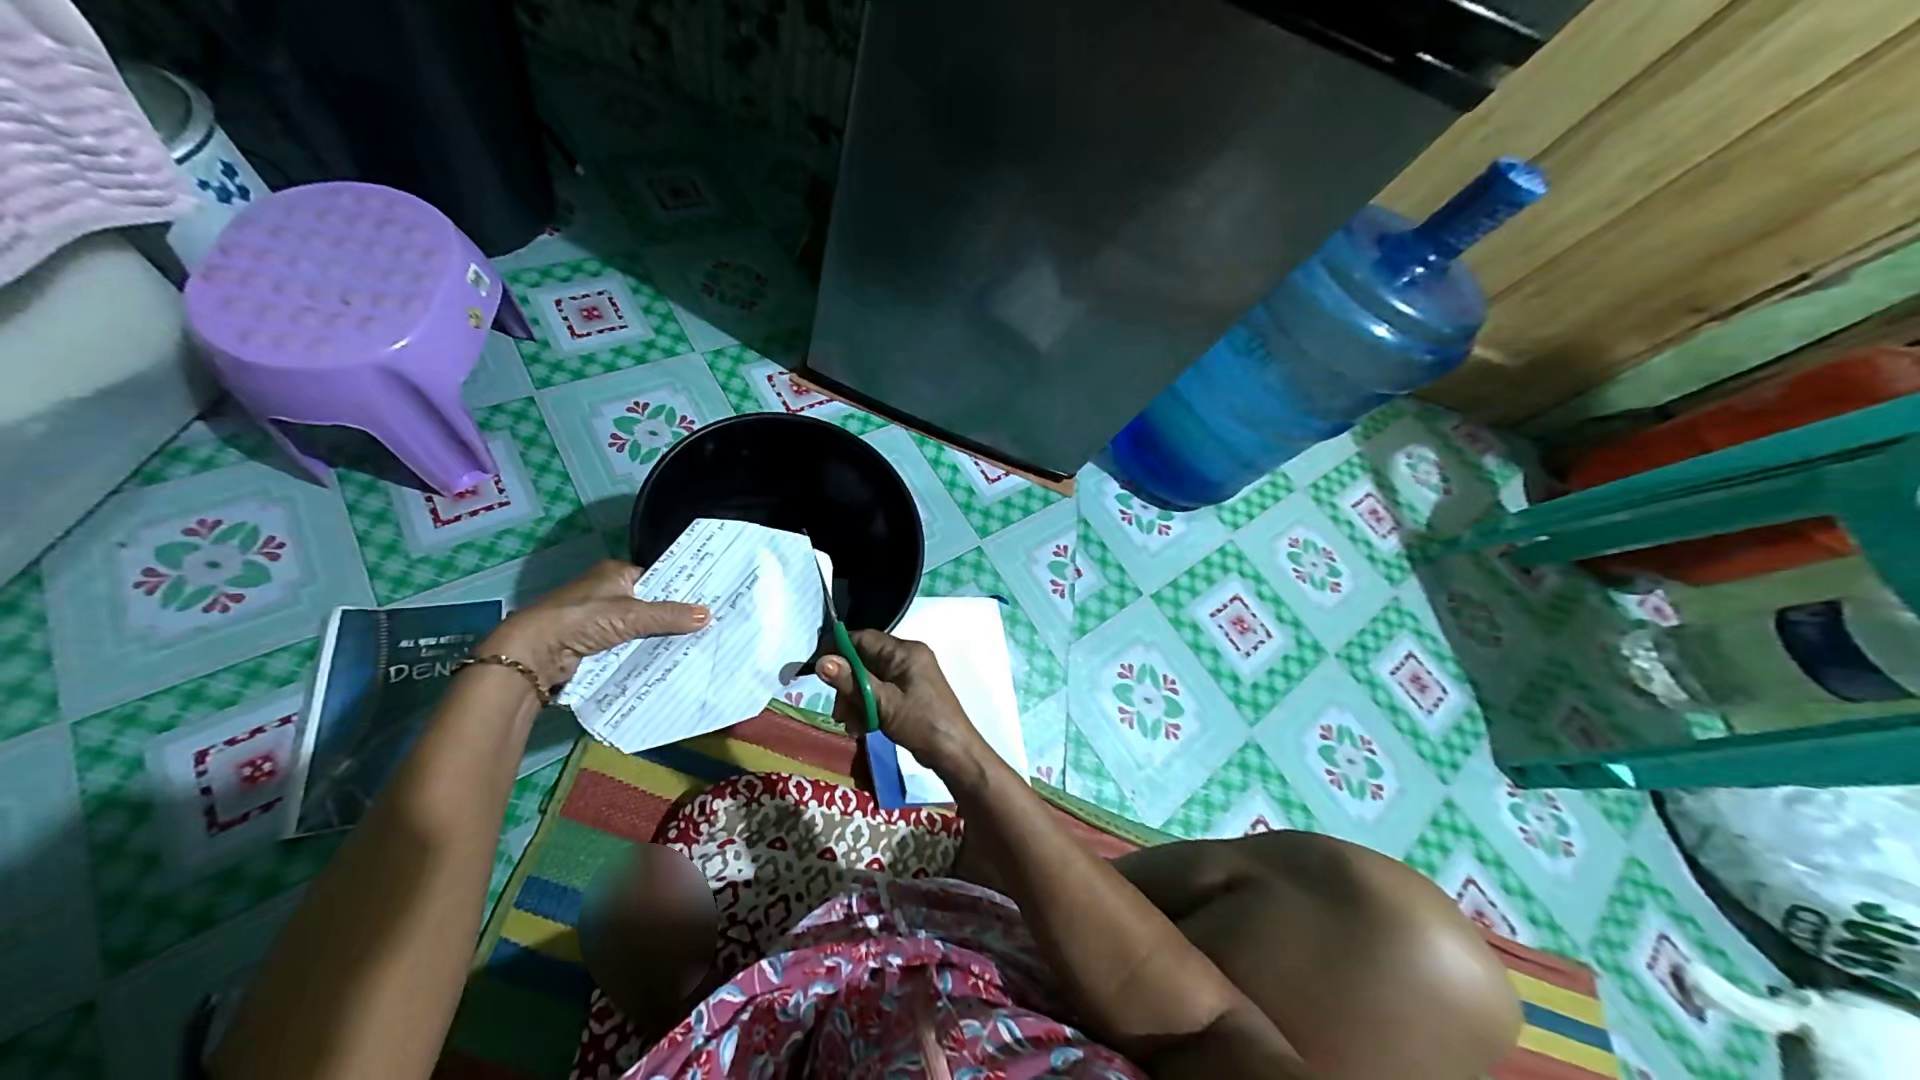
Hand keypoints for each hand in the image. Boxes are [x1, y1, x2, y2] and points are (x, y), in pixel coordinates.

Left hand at [478, 560, 708, 690]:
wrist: (534, 652)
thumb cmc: (581, 619)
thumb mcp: (631, 614)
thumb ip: (668, 615)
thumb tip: (707, 615)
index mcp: (615, 573)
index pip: (657, 578)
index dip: (679, 589)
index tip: (706, 601)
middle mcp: (607, 592)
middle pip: (649, 604)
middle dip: (672, 617)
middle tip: (707, 625)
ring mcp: (599, 619)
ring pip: (640, 627)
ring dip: (658, 637)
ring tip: (695, 643)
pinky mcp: (594, 643)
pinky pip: (628, 645)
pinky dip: (643, 652)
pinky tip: (666, 659)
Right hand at [816, 629, 990, 774]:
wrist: (954, 752)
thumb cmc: (920, 723)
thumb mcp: (882, 703)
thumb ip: (851, 681)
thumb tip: (822, 662)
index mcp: (906, 651)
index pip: (864, 638)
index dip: (839, 650)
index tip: (819, 671)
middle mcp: (909, 656)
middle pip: (865, 660)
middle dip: (848, 685)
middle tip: (840, 713)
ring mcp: (911, 674)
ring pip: (871, 678)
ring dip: (857, 700)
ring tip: (852, 726)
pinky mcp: (910, 691)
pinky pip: (881, 690)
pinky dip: (869, 706)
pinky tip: (863, 727)